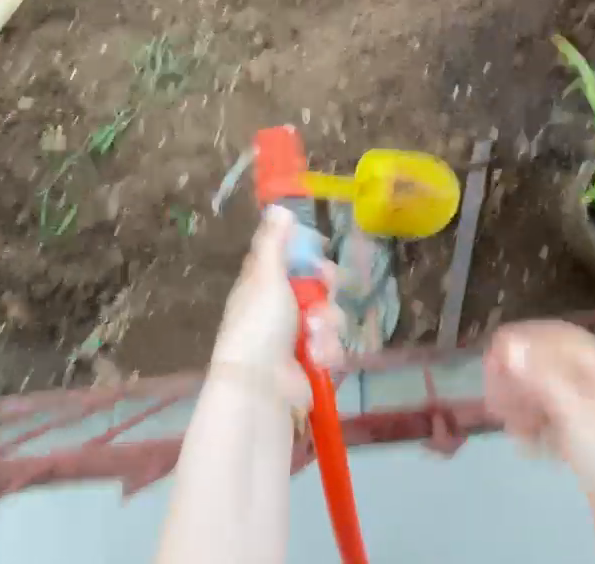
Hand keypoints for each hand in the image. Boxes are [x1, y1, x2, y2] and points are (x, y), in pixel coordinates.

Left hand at [210, 208, 343, 406]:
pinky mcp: (313, 364)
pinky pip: (334, 346)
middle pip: (318, 287)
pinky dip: (329, 351)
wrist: (261, 388)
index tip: (320, 253)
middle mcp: (280, 310)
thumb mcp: (265, 275)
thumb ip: (275, 242)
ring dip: (328, 325)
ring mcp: (297, 339)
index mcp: (263, 285)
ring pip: (330, 317)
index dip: (310, 256)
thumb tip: (279, 208)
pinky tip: (319, 358)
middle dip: (326, 290)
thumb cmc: (260, 324)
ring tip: (315, 336)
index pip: (292, 261)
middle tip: (326, 289)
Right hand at [483, 321, 594, 509]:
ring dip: (526, 404)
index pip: (559, 338)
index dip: (523, 340)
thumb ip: (539, 377)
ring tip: (509, 426)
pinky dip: (539, 427)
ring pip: (553, 396)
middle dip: (520, 377)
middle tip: (492, 395)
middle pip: (552, 366)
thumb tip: (507, 343)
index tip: (491, 356)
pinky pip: (559, 423)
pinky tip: (529, 446)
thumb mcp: (575, 414)